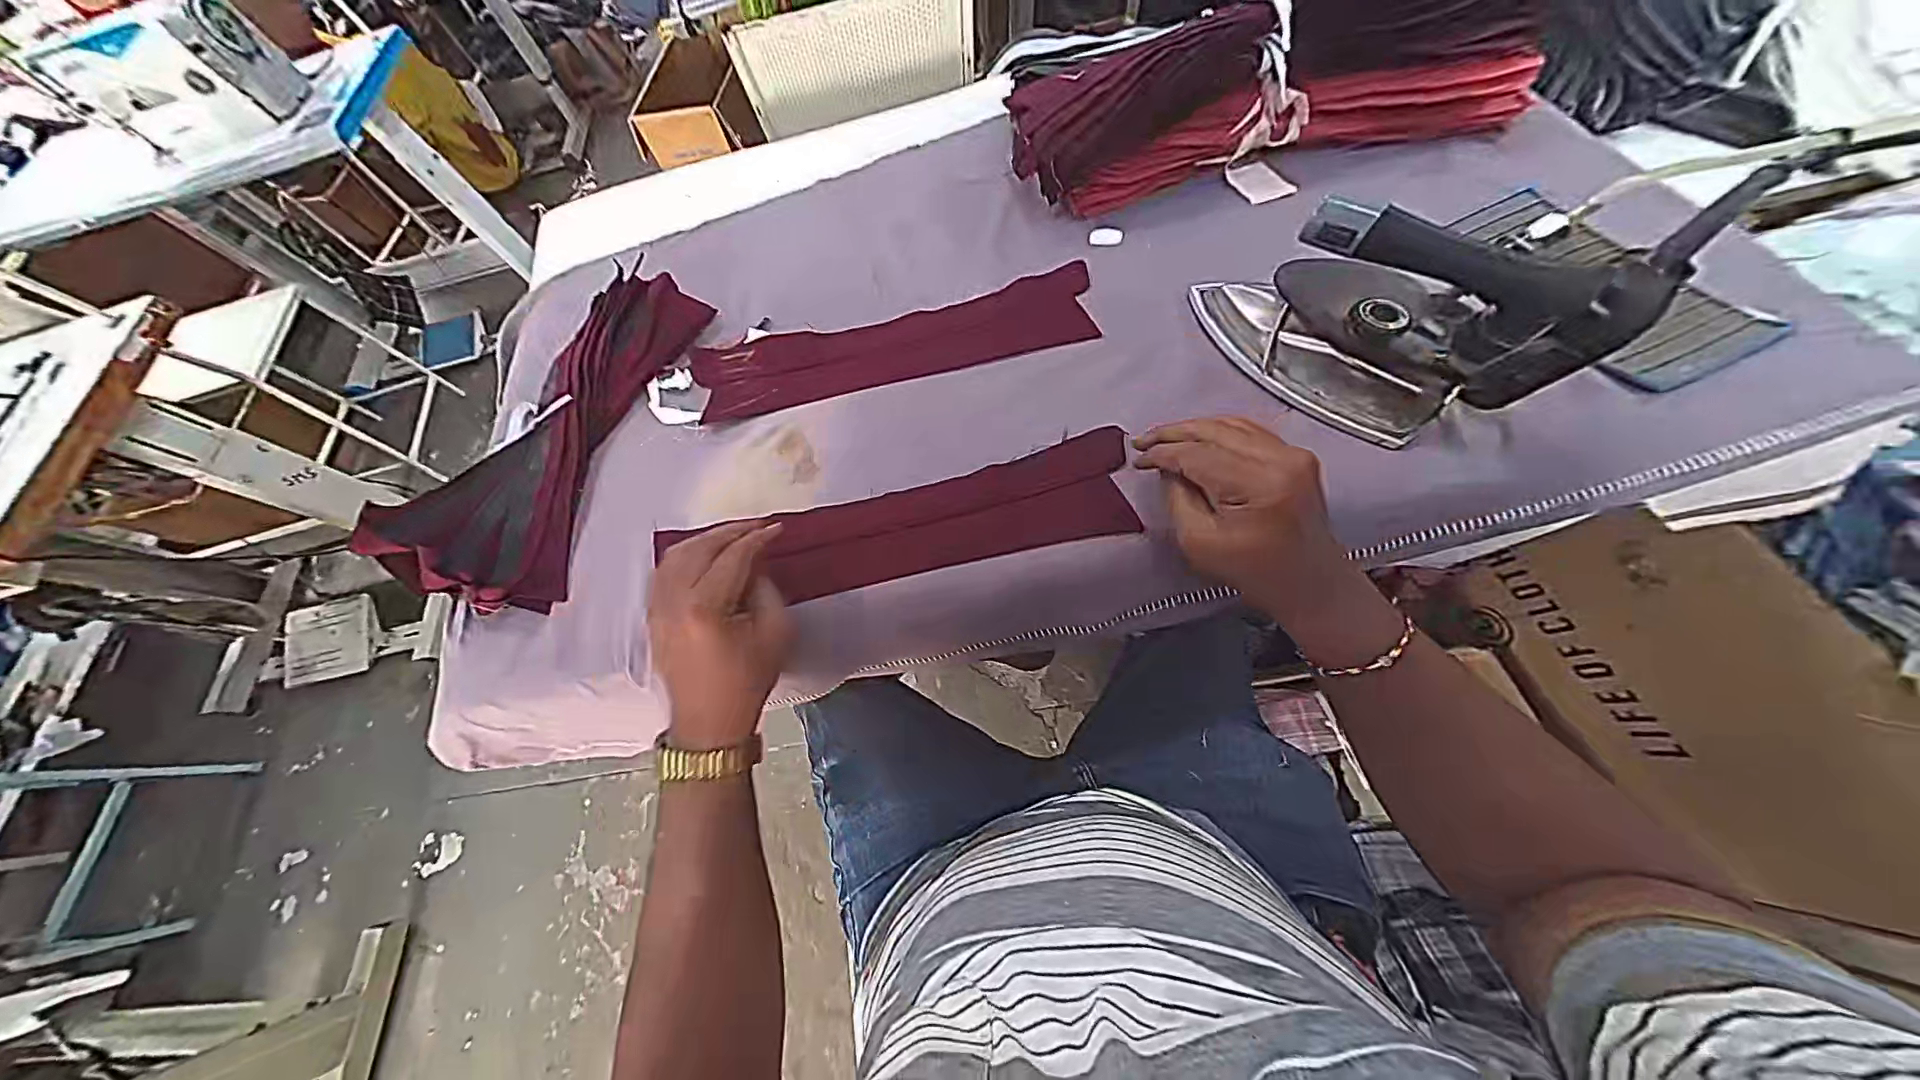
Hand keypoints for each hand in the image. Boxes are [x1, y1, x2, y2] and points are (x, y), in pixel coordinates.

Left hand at [648, 521, 794, 749]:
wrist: (709, 722)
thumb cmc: (746, 683)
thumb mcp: (775, 634)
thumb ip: (766, 591)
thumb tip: (755, 567)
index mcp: (704, 608)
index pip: (732, 558)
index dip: (756, 539)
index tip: (776, 529)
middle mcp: (673, 602)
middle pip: (699, 548)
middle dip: (730, 532)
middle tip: (756, 526)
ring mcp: (657, 608)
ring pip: (675, 555)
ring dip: (706, 540)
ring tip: (732, 536)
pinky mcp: (652, 616)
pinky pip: (664, 571)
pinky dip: (686, 555)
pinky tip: (705, 556)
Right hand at [1132, 417, 1368, 625]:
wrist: (1309, 583)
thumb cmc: (1255, 572)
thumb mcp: (1199, 542)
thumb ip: (1178, 498)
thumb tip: (1169, 470)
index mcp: (1260, 484)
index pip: (1199, 454)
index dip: (1163, 454)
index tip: (1139, 460)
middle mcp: (1283, 460)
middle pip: (1215, 431)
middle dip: (1174, 433)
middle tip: (1144, 441)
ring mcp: (1294, 455)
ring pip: (1232, 425)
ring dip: (1194, 429)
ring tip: (1164, 438)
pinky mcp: (1297, 457)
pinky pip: (1250, 432)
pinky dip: (1219, 431)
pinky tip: (1198, 438)